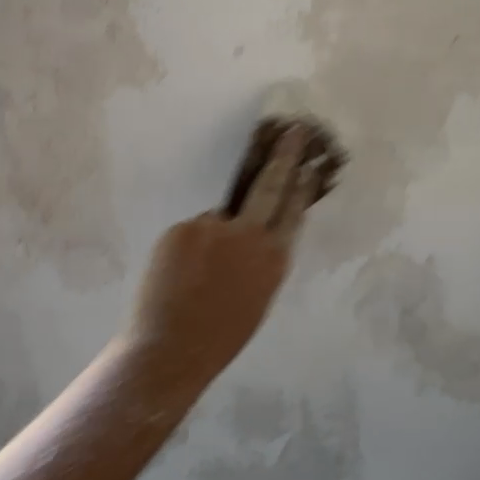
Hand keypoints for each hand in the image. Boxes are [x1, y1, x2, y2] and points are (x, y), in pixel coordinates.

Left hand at [123, 126, 323, 383]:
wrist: (170, 350)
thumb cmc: (219, 335)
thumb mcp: (259, 296)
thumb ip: (263, 259)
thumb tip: (256, 231)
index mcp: (275, 258)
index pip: (294, 210)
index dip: (302, 185)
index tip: (309, 163)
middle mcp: (250, 236)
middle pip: (270, 185)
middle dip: (285, 155)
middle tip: (293, 129)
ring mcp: (214, 229)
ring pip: (219, 218)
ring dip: (214, 236)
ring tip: (196, 275)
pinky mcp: (183, 229)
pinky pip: (191, 231)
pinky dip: (188, 247)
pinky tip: (179, 276)